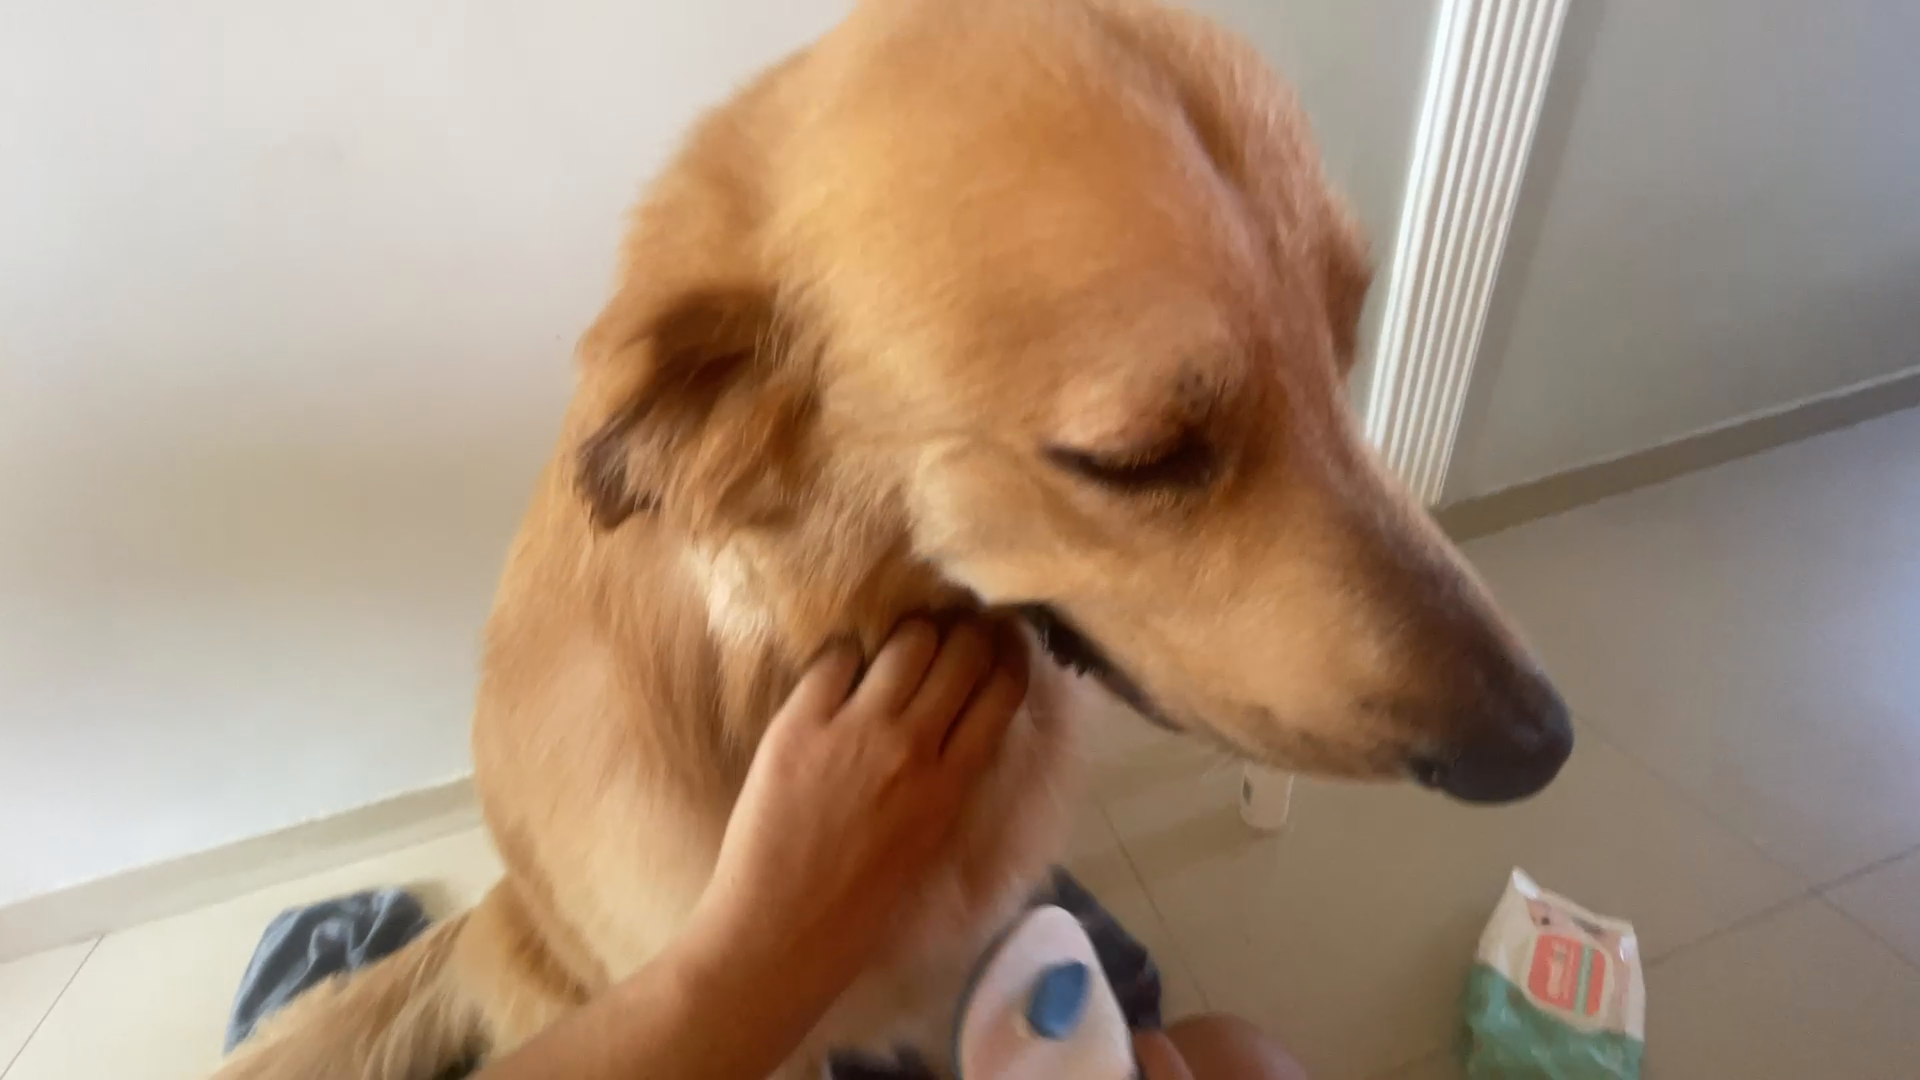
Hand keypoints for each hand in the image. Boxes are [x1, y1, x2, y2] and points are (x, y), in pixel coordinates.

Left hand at [685, 614, 1029, 999]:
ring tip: (902, 643)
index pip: (1002, 690)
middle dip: (966, 630)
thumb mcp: (934, 836)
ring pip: (907, 641)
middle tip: (955, 628)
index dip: (1010, 651)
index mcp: (951, 782)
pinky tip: (845, 666)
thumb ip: (954, 771)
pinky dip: (848, 652)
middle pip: (960, 652)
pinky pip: (837, 655)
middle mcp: (911, 744)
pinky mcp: (799, 722)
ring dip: (913, 634)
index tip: (1004, 635)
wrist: (780, 930)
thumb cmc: (865, 898)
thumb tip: (965, 709)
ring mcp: (854, 729)